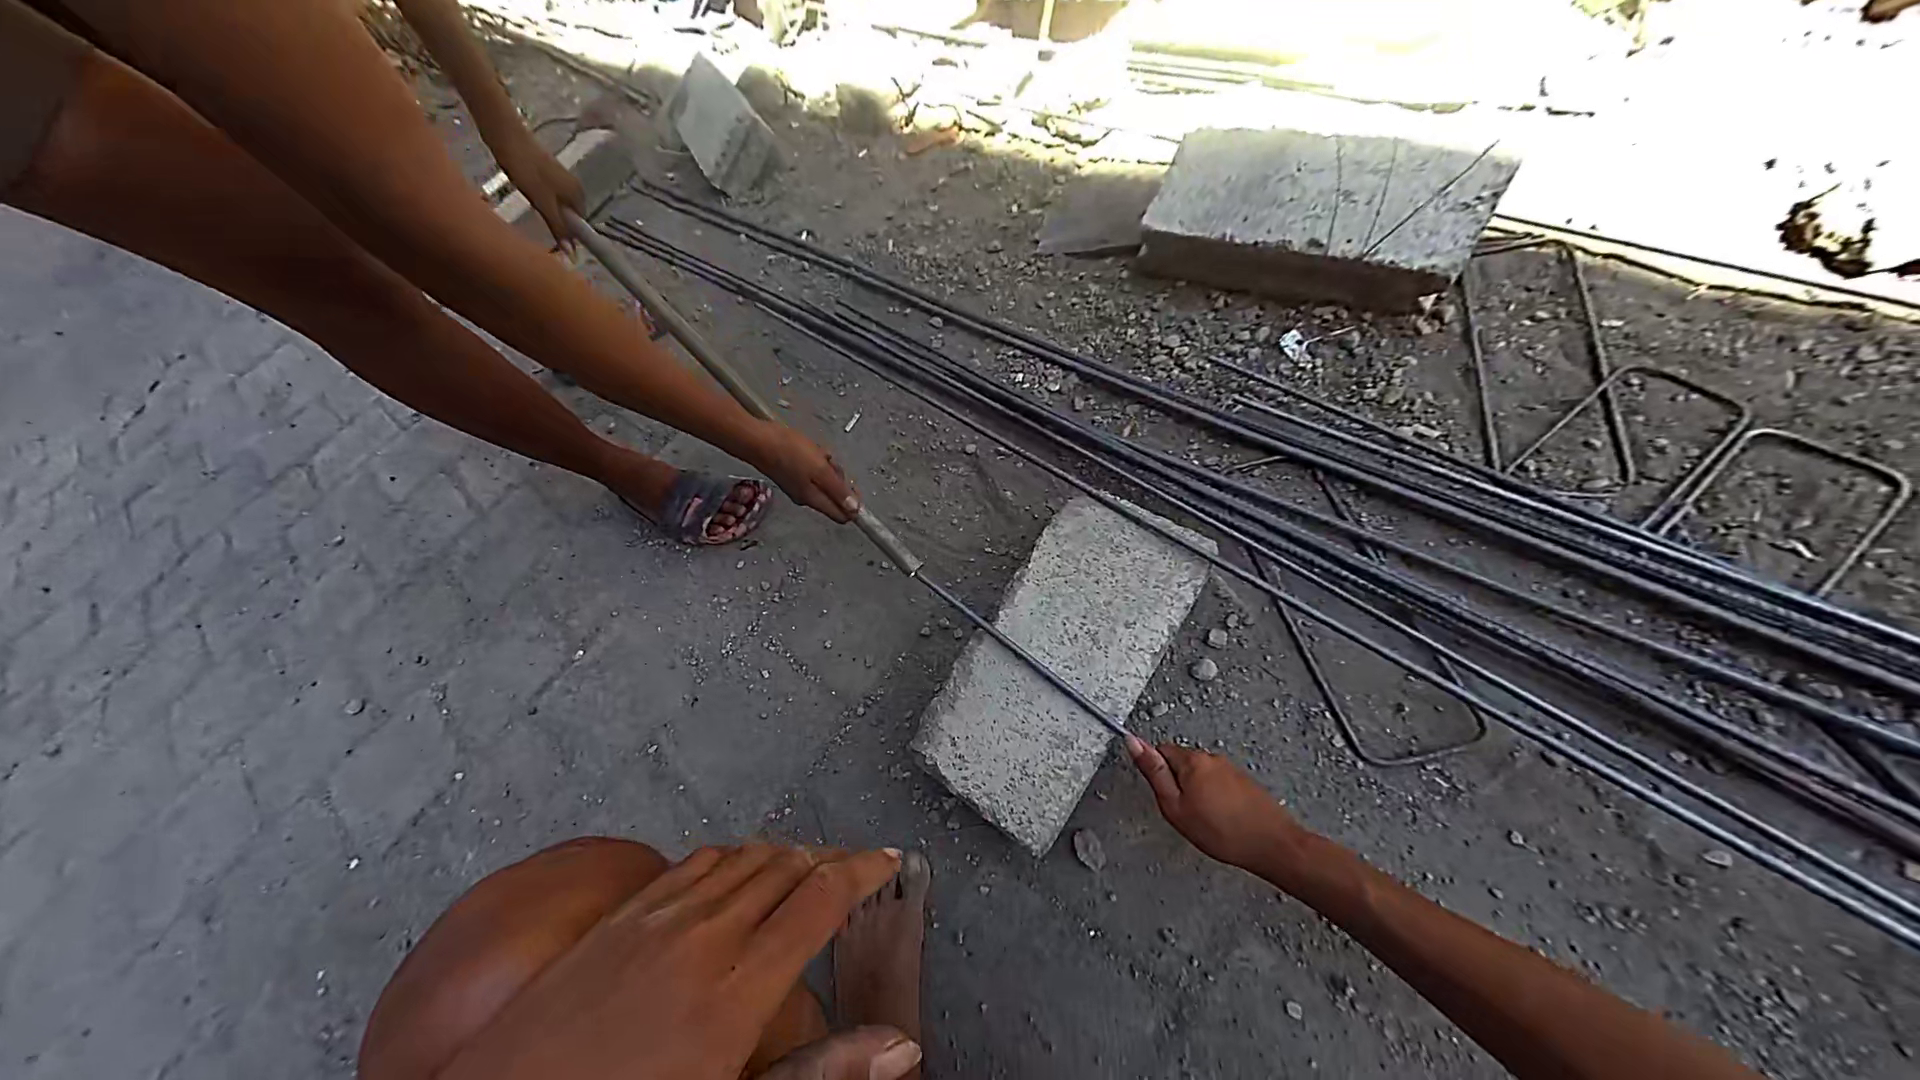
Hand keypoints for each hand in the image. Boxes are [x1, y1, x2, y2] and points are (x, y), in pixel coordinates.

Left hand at [438, 844, 902, 1079]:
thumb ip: (823, 1071)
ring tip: (813, 863)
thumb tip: (900, 1049)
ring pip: (748, 855)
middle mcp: (706, 937)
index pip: (822, 898)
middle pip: (790, 865)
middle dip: (835, 857)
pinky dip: (736, 854)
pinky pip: (696, 861)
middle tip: (860, 865)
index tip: (888, 859)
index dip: (864, 870)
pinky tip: (742, 864)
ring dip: (789, 852)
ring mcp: (660, 918)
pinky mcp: (623, 915)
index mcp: (738, 990)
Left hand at [496, 131, 585, 252]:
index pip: (581, 225)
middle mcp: (574, 187)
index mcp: (579, 195)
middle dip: (557, 225)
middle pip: (569, 216)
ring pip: (557, 206)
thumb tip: (573, 254)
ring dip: (546, 213)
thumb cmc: (526, 168)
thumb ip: (559, 228)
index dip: (570, 236)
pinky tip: (526, 197)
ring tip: (531, 213)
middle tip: (538, 228)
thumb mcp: (543, 203)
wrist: (504, 132)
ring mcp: (560, 178)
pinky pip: (548, 195)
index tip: (556, 245)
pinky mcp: (545, 172)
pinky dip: (539, 201)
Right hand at [749, 421, 860, 523]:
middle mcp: (806, 496)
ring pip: (825, 480)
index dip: (853, 503)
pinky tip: (808, 449)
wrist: (757, 439)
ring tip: (817, 453)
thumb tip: (855, 510)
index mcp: (814, 500)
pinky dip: (816, 459)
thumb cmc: (788, 453)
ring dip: (827, 465)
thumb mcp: (821, 471)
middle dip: (838, 477)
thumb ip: (838, 491)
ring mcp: (798, 485)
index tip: (852, 485)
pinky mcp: (792, 473)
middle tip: (829, 463)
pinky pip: (813, 470)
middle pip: (834, 495)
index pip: (841, 515)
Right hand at [1127, 737, 1307, 872]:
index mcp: (1191, 760)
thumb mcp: (1174, 806)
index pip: (1160, 750)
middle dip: (1178, 783)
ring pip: (1201, 774)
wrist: (1272, 845)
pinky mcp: (1244, 781)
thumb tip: (1134, 743)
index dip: (1158, 773)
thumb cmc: (1223, 831)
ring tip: (1206, 819)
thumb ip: (1153, 772)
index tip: (1165, 794)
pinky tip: (1222, 820)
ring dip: (1198, 791)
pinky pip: (1219, 784)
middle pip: (1181, 762)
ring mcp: (1230, 769)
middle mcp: (1212, 758)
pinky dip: (1216, 798)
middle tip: (1184, 811)